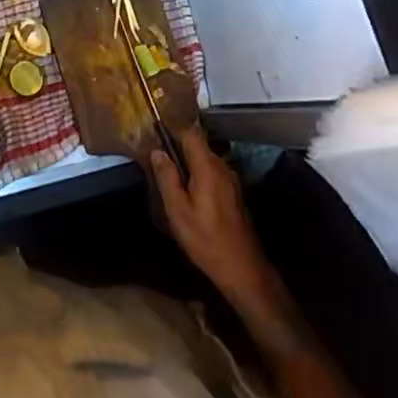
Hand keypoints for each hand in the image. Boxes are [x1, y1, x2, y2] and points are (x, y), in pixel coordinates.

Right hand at [150, 125, 274, 302]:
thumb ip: (167, 178)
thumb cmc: (205, 239)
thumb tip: (157, 151)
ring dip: (188, 166)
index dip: (173, 131)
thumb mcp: (178, 210)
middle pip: (198, 146)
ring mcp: (231, 179)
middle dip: (178, 150)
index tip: (156, 138)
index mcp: (207, 167)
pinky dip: (199, 177)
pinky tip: (189, 197)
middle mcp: (222, 167)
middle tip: (158, 165)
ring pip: (206, 161)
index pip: (191, 133)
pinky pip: (213, 174)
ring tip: (171, 182)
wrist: (241, 265)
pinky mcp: (234, 192)